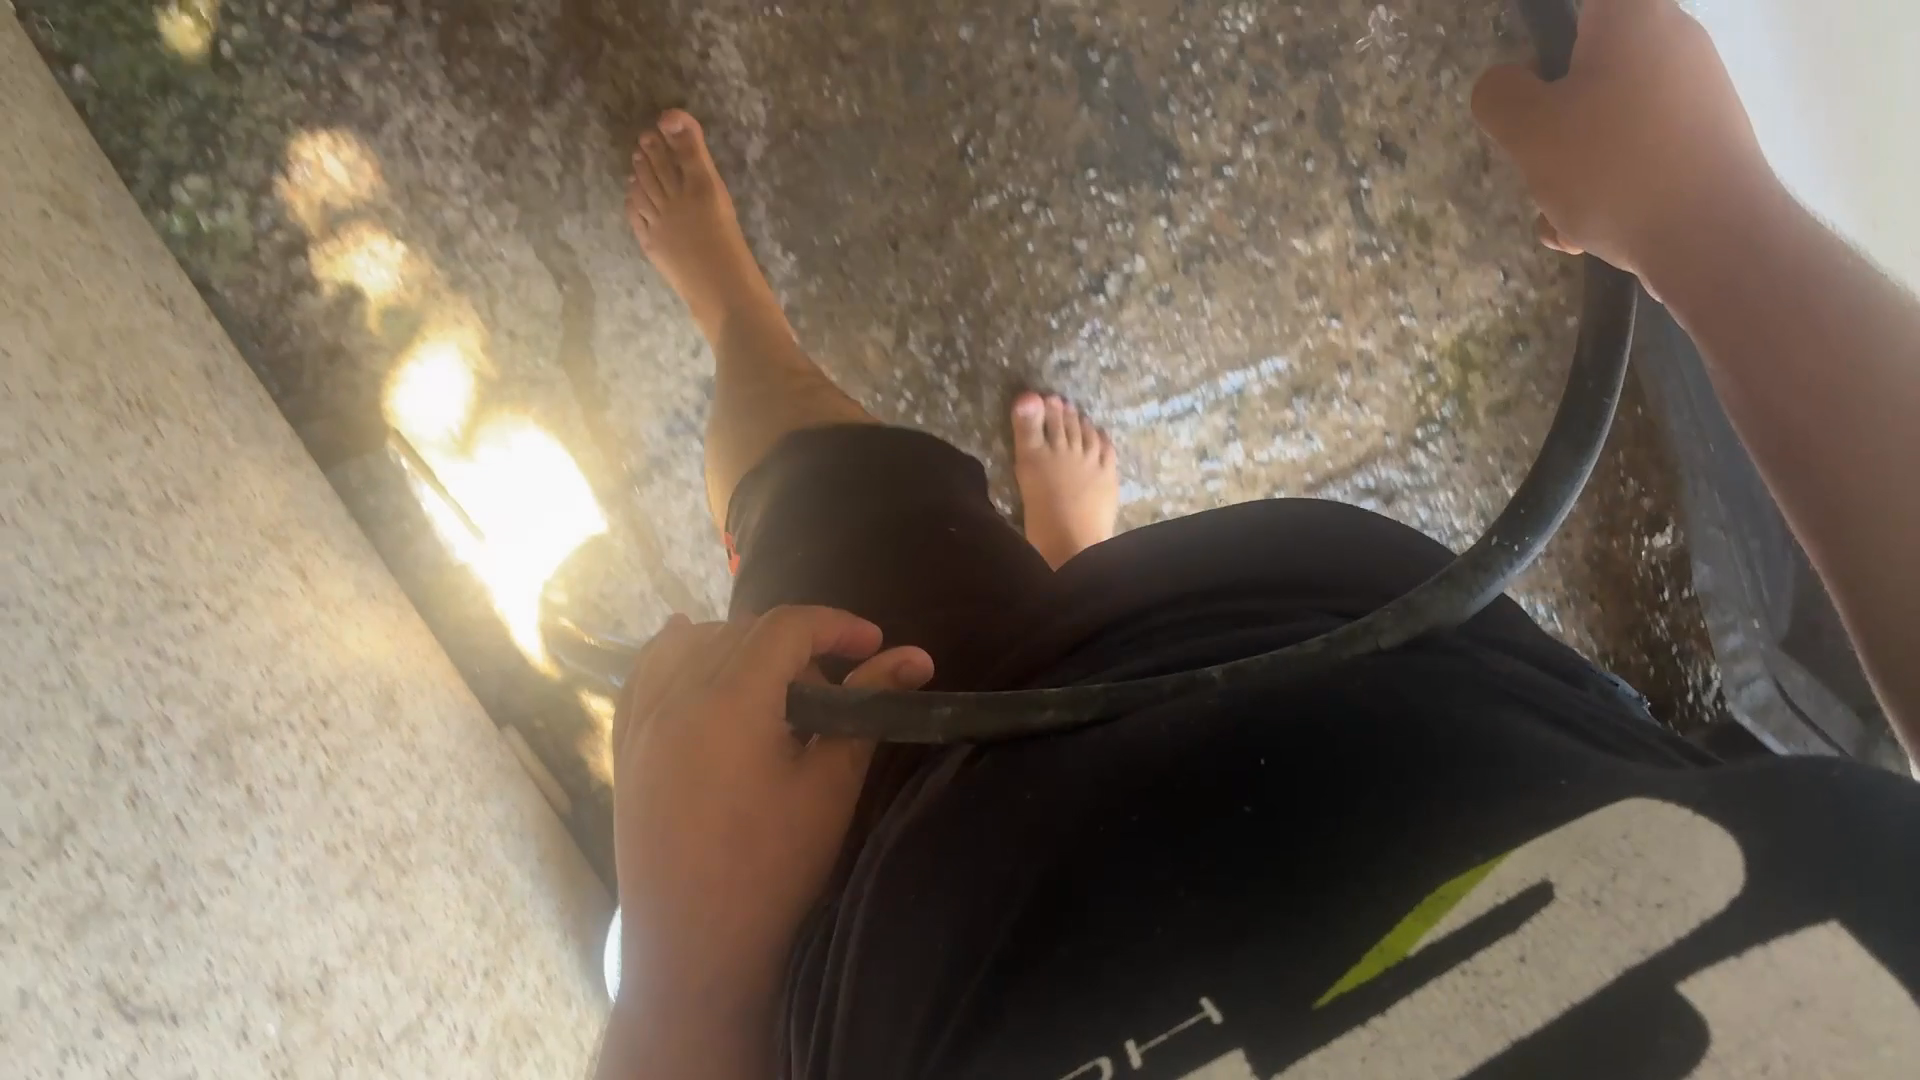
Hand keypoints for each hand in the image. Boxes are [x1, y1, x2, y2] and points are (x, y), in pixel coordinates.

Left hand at [610, 606, 933, 1012]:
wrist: (695, 953)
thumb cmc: (774, 869)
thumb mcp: (831, 783)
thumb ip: (868, 707)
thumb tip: (917, 657)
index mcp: (729, 700)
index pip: (786, 626)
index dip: (837, 625)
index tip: (874, 645)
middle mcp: (676, 695)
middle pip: (743, 631)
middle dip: (798, 643)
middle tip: (835, 686)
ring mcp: (642, 722)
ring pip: (693, 644)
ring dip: (741, 644)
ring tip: (775, 680)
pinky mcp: (626, 748)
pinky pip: (646, 674)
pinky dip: (679, 654)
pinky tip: (696, 655)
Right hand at [1471, 0, 1776, 278]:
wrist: (1706, 232)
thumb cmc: (1611, 165)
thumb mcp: (1529, 130)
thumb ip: (1501, 96)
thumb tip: (1502, 82)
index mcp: (1633, 22)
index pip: (1587, 2)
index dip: (1553, 22)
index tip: (1532, 55)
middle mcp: (1672, 44)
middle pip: (1591, 60)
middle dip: (1550, 109)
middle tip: (1527, 145)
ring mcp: (1690, 95)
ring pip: (1602, 118)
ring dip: (1566, 161)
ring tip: (1553, 206)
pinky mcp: (1696, 141)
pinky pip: (1627, 152)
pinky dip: (1596, 185)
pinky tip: (1580, 227)